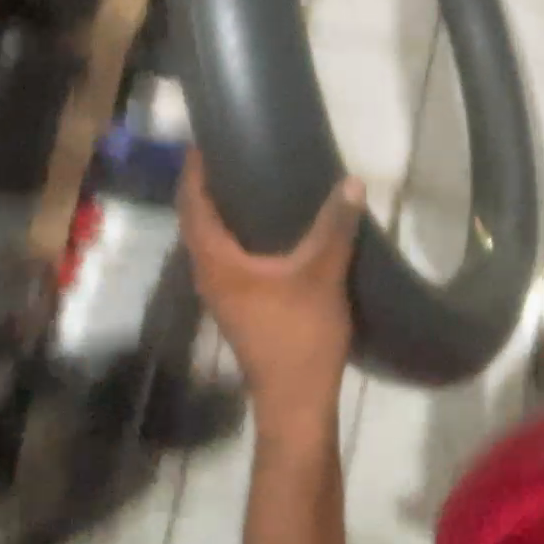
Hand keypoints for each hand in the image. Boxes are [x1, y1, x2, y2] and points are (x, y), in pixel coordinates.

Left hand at [178, 151, 365, 438]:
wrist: (296, 402)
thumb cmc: (299, 334)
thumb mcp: (321, 274)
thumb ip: (335, 226)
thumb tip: (351, 181)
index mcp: (216, 262)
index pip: (193, 205)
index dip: (194, 172)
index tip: (203, 141)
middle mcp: (208, 275)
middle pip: (196, 221)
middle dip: (207, 186)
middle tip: (232, 153)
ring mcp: (221, 294)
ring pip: (210, 242)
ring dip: (221, 211)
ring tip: (250, 179)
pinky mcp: (238, 306)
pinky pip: (226, 256)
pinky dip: (236, 233)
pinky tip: (269, 225)